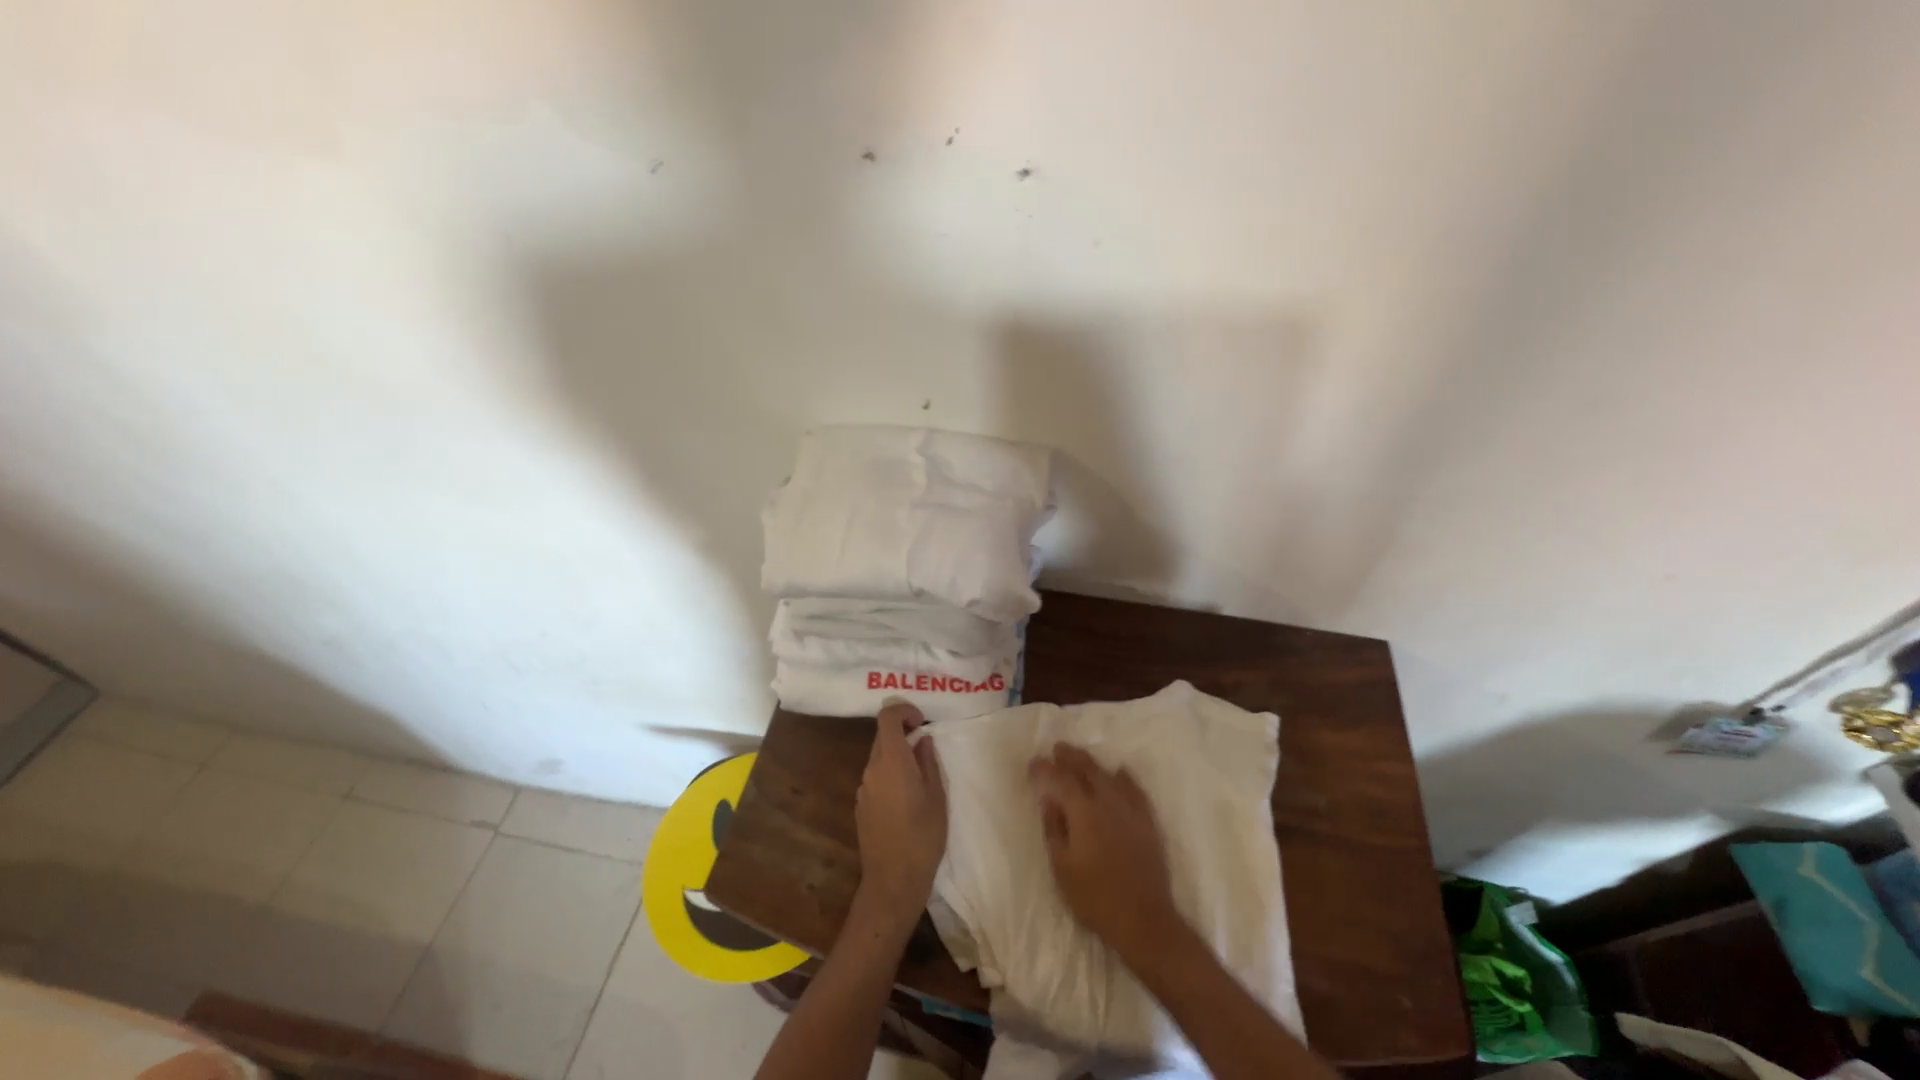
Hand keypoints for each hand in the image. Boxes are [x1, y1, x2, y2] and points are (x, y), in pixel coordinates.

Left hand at [853, 701, 946, 925]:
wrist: (893, 879)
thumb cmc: (923, 837)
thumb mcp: (937, 797)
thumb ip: (928, 763)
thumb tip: (922, 741)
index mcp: (892, 762)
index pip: (887, 718)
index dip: (903, 711)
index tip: (921, 721)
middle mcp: (872, 770)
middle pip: (882, 738)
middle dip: (902, 734)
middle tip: (925, 746)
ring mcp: (863, 789)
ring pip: (878, 760)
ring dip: (896, 757)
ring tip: (920, 777)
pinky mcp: (861, 806)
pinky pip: (875, 779)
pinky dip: (889, 776)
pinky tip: (906, 800)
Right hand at [1029, 742, 1184, 961]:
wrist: (1143, 919)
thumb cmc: (1094, 898)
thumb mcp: (1062, 867)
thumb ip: (1054, 828)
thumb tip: (1049, 799)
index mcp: (1084, 813)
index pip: (1062, 781)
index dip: (1046, 769)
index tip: (1033, 763)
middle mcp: (1109, 804)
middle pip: (1089, 770)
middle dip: (1071, 757)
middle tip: (1057, 748)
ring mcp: (1133, 812)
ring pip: (1111, 776)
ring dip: (1094, 764)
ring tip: (1081, 759)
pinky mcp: (1149, 823)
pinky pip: (1135, 790)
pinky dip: (1124, 778)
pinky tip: (1120, 773)